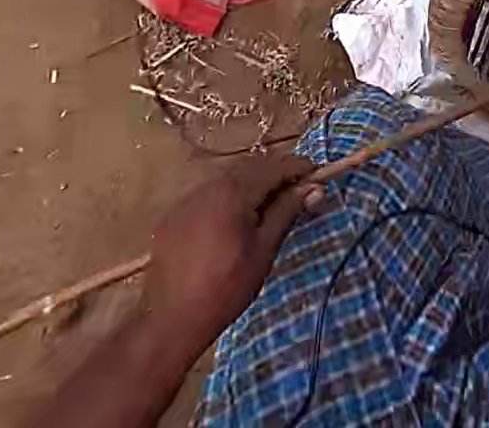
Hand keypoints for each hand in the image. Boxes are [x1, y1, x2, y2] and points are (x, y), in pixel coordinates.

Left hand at [141, 153, 318, 359]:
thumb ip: (287, 210)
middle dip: (278, 172)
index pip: (275, 166)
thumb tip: (315, 187)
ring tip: (271, 203)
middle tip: (299, 190)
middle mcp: (209, 186)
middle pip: (253, 165)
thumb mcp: (264, 248)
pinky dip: (232, 194)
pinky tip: (238, 216)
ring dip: (255, 181)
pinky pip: (211, 191)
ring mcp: (188, 199)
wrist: (169, 323)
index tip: (319, 175)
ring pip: (231, 176)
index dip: (300, 167)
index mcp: (233, 193)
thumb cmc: (226, 287)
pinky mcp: (175, 214)